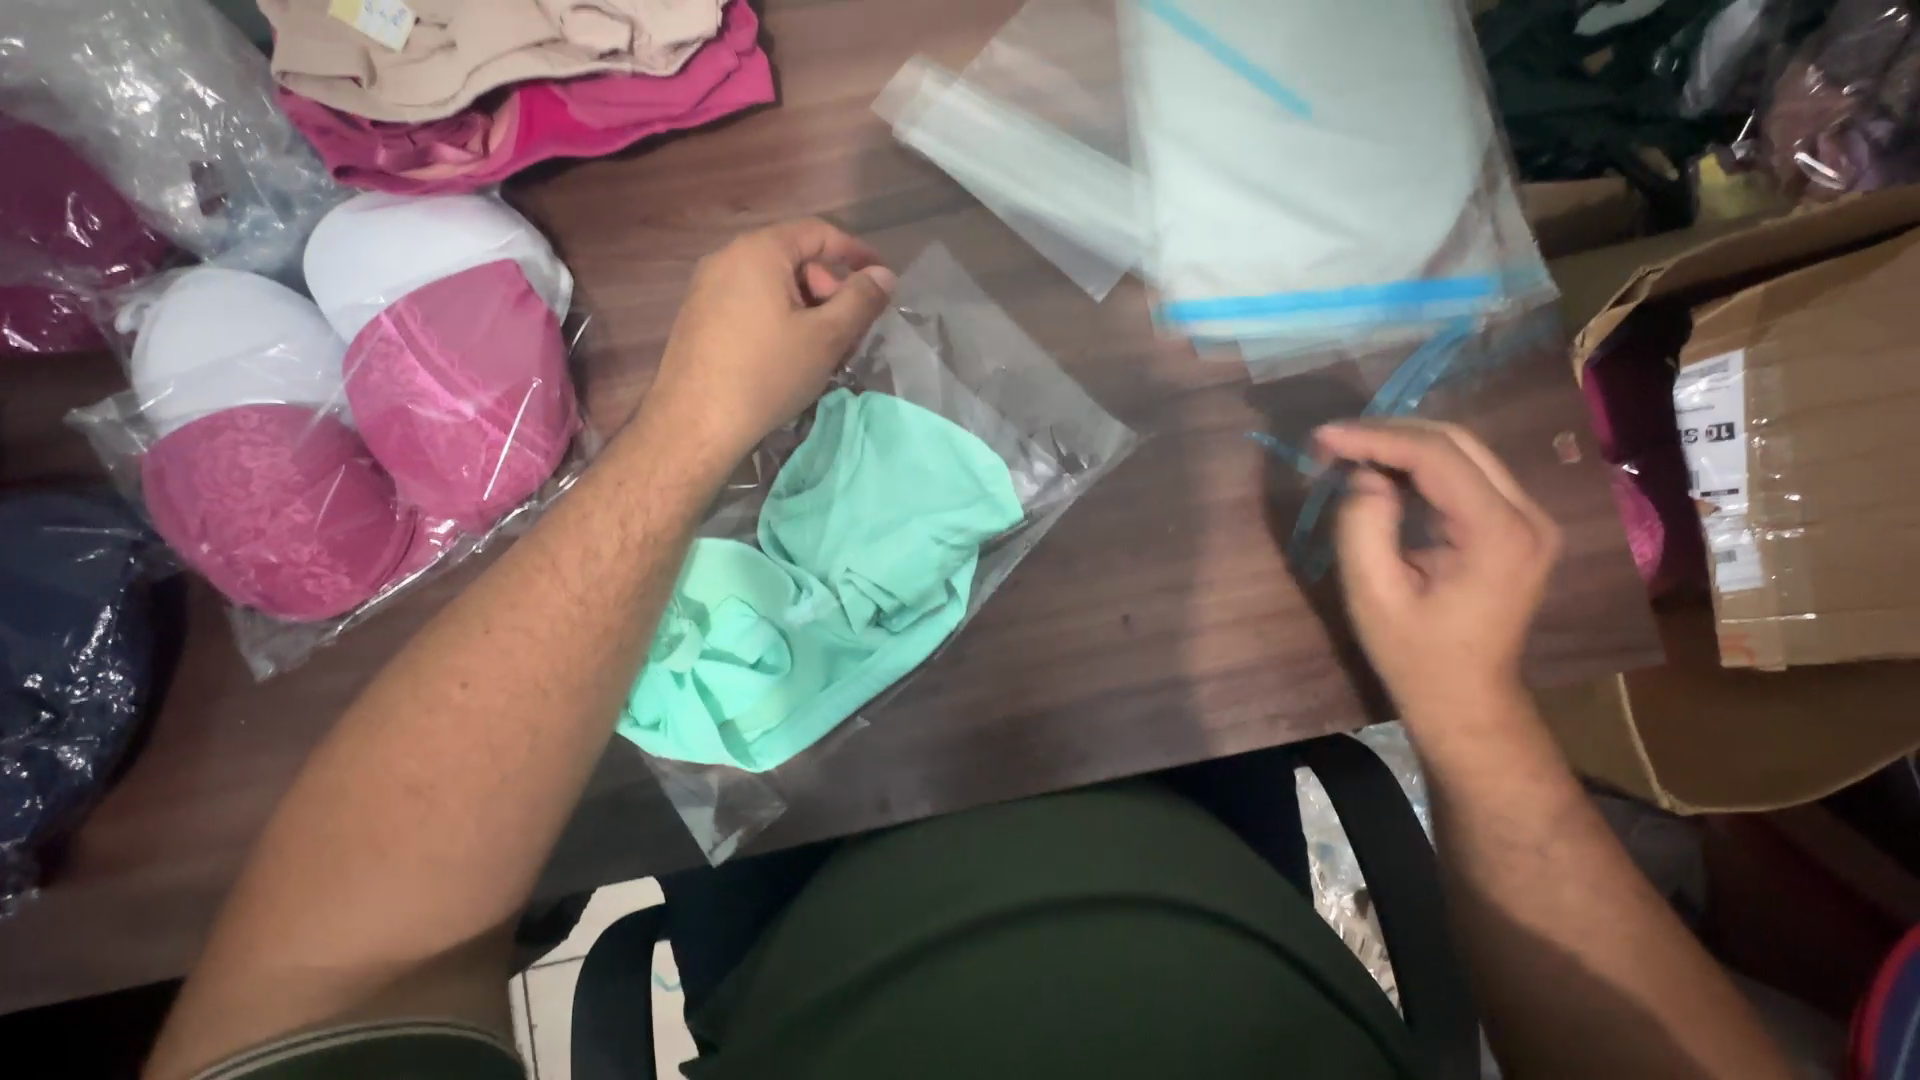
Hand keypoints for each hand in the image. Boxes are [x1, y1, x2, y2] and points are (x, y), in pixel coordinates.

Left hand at [639, 218, 895, 471]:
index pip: (818, 233)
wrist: (696, 422)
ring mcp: (708, 288)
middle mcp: (728, 258)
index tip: (881, 279)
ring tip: (824, 352)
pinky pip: (752, 305)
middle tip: (851, 332)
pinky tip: (791, 358)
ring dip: (808, 311)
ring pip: (774, 287)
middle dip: (830, 291)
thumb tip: (885, 274)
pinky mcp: (700, 318)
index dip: (855, 252)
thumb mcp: (826, 337)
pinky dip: (780, 321)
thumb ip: (861, 300)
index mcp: (759, 251)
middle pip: (794, 260)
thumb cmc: (767, 373)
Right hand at [1316, 419, 1561, 719]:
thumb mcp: (1373, 595)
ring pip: (1463, 452)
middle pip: (1456, 442)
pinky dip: (1419, 465)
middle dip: (1388, 433)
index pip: (1437, 456)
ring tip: (1347, 452)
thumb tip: (1363, 477)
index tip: (1322, 437)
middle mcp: (1527, 515)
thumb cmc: (1415, 655)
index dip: (1375, 438)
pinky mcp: (1515, 526)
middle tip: (1331, 442)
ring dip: (1401, 445)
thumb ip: (1362, 527)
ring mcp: (1528, 519)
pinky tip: (1381, 471)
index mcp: (1498, 534)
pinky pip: (1465, 475)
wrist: (1465, 697)